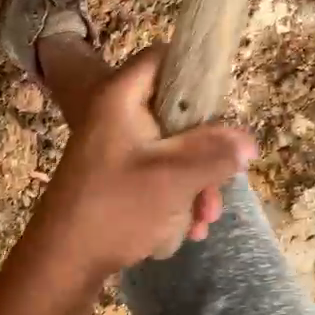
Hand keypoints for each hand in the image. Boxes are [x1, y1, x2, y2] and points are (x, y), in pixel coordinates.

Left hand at [31, 47, 257, 276]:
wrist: (66, 256)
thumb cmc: (116, 206)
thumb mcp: (174, 178)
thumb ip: (214, 154)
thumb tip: (248, 140)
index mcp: (120, 95)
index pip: (161, 58)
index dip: (193, 72)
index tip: (222, 104)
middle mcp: (116, 111)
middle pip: (175, 111)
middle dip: (204, 151)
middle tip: (218, 187)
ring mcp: (115, 142)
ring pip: (170, 146)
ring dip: (194, 180)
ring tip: (203, 220)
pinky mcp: (117, 171)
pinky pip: (157, 170)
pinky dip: (175, 193)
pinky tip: (187, 228)